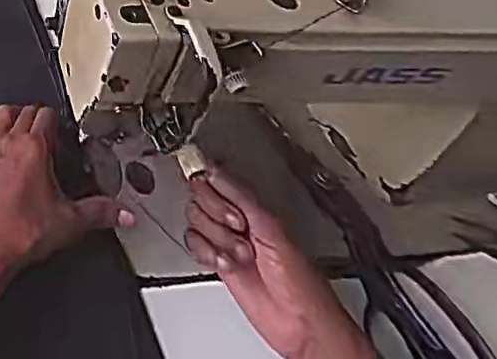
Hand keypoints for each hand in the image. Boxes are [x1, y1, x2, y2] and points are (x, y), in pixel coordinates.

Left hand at [0, 100, 134, 277]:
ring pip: (3, 114)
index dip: (58, 119)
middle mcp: (12, 143)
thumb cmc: (21, 234)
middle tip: (49, 125)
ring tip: (22, 114)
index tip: (64, 128)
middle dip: (39, 114)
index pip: (48, 115)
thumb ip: (100, 213)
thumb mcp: (69, 222)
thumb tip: (122, 214)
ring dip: (14, 111)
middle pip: (27, 111)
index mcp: (35, 148)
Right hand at [186, 165, 373, 358]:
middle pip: (201, 196)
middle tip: (238, 228)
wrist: (302, 326)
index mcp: (253, 204)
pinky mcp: (219, 262)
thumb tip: (214, 170)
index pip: (217, 177)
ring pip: (195, 219)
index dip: (211, 182)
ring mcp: (227, 241)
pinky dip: (205, 252)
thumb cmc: (300, 281)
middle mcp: (238, 219)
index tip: (213, 189)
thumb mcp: (272, 229)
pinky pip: (194, 243)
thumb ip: (242, 197)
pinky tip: (226, 263)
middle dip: (217, 213)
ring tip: (240, 252)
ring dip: (216, 236)